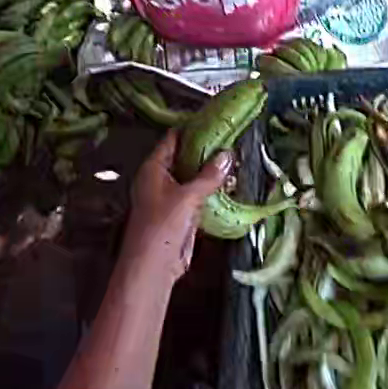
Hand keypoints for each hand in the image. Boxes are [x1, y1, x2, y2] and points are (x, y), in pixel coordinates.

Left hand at [122, 131, 231, 282]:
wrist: (154, 267)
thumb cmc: (162, 225)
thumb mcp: (188, 197)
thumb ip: (208, 176)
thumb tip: (227, 154)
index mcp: (153, 167)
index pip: (173, 138)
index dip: (192, 129)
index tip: (214, 121)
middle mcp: (159, 178)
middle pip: (183, 156)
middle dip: (205, 150)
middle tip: (230, 139)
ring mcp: (169, 196)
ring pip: (191, 176)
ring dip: (209, 171)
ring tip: (234, 159)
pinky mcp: (179, 213)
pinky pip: (196, 194)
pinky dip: (210, 189)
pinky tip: (229, 184)